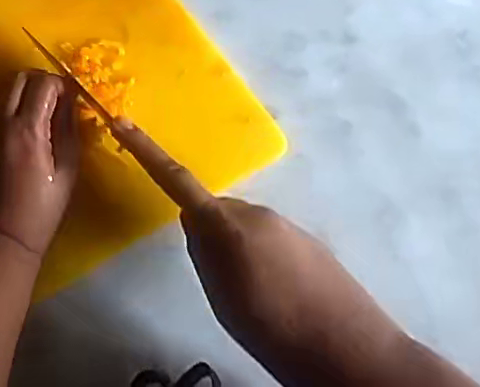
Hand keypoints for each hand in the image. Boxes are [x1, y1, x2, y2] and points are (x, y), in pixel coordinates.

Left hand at [0, 71, 81, 256]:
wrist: (1, 233)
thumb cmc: (41, 208)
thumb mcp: (67, 170)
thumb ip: (68, 128)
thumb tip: (72, 99)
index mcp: (27, 129)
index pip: (43, 84)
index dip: (61, 84)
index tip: (73, 95)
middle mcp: (3, 119)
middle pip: (20, 77)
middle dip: (42, 79)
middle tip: (58, 97)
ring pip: (6, 85)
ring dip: (26, 87)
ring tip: (43, 107)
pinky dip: (12, 98)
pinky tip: (25, 119)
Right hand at [112, 122, 440, 385]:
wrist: (359, 357)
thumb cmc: (278, 333)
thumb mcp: (224, 301)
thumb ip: (203, 255)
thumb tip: (195, 225)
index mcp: (227, 225)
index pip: (176, 180)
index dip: (145, 151)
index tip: (121, 121)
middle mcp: (255, 212)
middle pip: (215, 213)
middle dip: (212, 236)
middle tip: (228, 285)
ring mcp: (286, 223)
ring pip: (244, 228)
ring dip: (242, 252)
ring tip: (262, 300)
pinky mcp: (309, 240)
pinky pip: (270, 240)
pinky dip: (267, 262)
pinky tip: (285, 299)